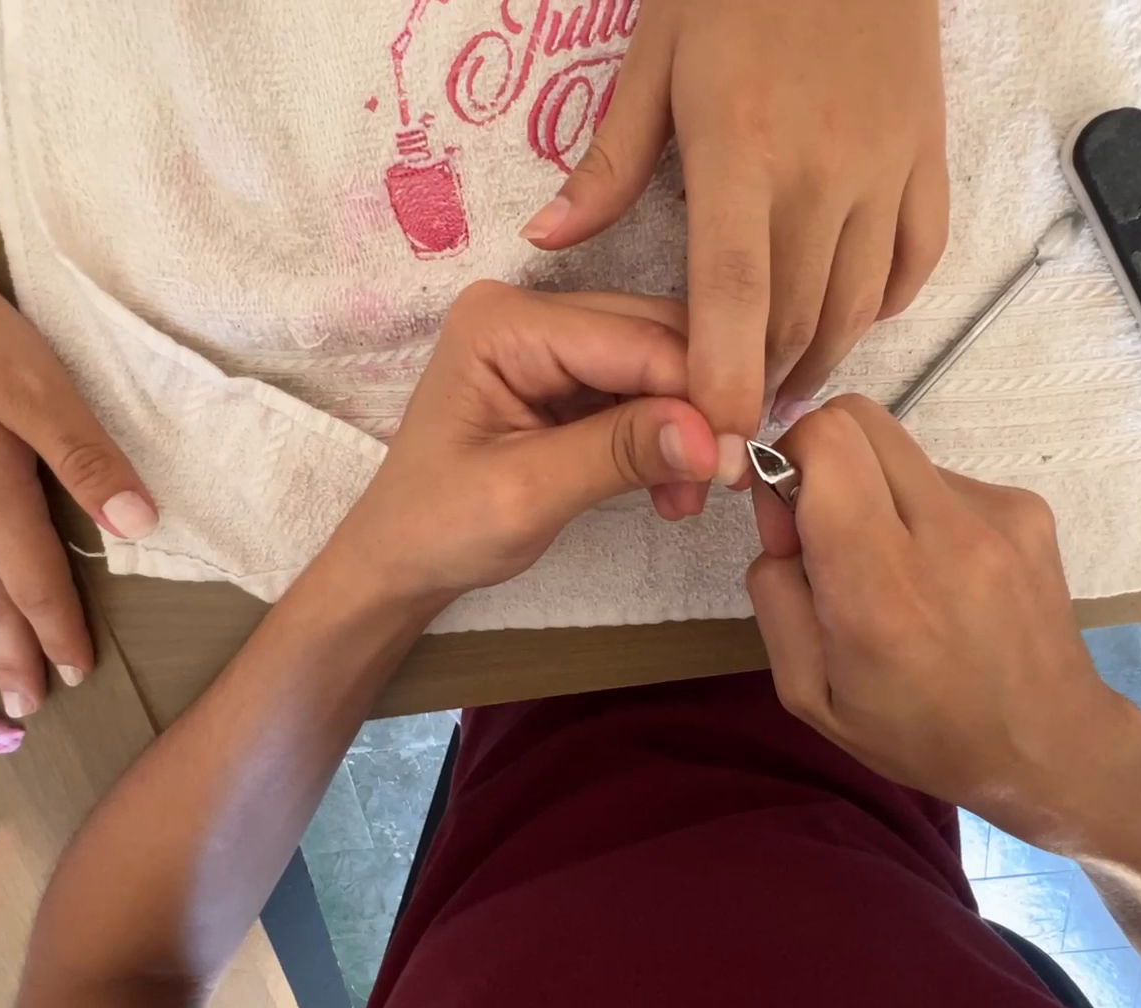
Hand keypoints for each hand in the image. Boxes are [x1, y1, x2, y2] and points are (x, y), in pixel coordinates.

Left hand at [324, 282, 718, 600]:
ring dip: (685, 430)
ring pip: (656, 368)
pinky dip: (664, 440)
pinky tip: (670, 487)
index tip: (739, 459)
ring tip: (687, 498)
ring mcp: (550, 345)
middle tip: (724, 480)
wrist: (401, 559)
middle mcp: (531, 315)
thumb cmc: (440, 527)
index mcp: (504, 323)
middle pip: (653, 340)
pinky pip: (639, 395)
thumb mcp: (527, 493)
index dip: (696, 395)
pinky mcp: (566, 381)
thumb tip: (716, 439)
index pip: (632, 340)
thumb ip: (619, 454)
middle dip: (695, 411)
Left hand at [520, 0, 949, 461]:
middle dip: (763, 385)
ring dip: (816, 360)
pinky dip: (880, 309)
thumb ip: (605, 165)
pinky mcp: (928, 161)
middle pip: (795, 318)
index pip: (734, 290)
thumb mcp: (654, 58)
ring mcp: (886, 169)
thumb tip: (547, 239)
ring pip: (856, 307)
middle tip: (732, 419)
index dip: (727, 375)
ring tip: (778, 385)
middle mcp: (822, 172)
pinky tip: (844, 322)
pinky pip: (915, 264)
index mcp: (742, 150)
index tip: (717, 437)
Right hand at [744, 396, 1140, 840]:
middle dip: (815, 456)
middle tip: (821, 528)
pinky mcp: (1027, 509)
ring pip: (894, 446)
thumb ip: (774, 597)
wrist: (1049, 748)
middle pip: (856, 417)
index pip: (825, 443)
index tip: (789, 526)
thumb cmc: (915, 733)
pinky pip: (936, 475)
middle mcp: (946, 536)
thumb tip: (784, 526)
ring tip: (888, 564)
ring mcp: (998, 514)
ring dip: (867, 488)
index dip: (785, 463)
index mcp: (880, 591)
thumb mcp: (806, 694)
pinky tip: (934, 569)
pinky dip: (913, 506)